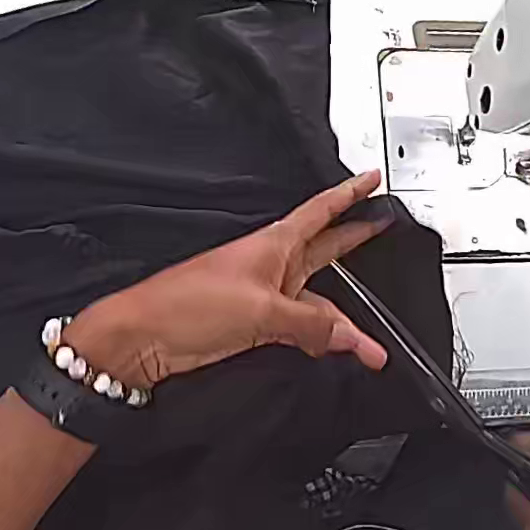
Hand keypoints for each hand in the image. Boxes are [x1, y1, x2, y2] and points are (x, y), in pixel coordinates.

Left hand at [62, 171, 392, 388]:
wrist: (146, 337)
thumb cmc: (186, 304)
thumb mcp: (261, 310)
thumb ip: (310, 323)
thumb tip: (347, 336)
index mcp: (274, 244)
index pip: (322, 210)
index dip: (349, 193)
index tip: (371, 180)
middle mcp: (272, 264)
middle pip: (326, 248)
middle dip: (356, 239)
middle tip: (384, 227)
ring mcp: (265, 294)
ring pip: (317, 299)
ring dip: (343, 322)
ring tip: (369, 346)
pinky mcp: (256, 322)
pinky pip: (300, 326)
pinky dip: (319, 339)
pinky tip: (334, 349)